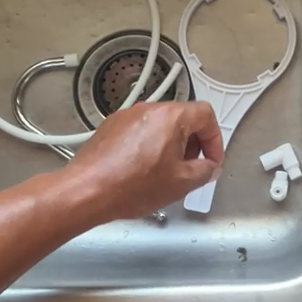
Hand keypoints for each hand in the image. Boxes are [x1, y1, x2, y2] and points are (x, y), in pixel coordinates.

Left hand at [59, 101, 222, 222]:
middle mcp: (150, 110)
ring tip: (166, 171)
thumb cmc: (131, 186)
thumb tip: (210, 167)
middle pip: (184, 118)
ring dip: (171, 144)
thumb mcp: (181, 183)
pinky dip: (149, 145)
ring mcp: (128, 116)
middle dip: (193, 143)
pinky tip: (143, 170)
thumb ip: (205, 171)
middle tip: (192, 166)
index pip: (206, 116)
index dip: (214, 140)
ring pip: (161, 124)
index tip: (211, 160)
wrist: (86, 191)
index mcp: (172, 117)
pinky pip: (140, 130)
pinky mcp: (111, 126)